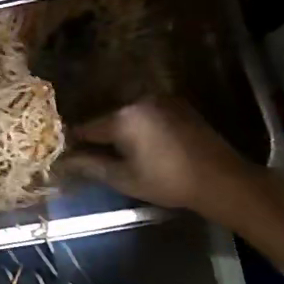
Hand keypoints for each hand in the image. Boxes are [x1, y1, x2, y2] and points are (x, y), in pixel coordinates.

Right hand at [57, 97, 273, 224]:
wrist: (220, 179)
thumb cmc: (168, 182)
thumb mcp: (124, 178)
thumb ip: (91, 165)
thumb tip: (63, 161)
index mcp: (123, 118)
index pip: (86, 128)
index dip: (74, 143)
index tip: (67, 156)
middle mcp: (139, 102)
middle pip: (107, 119)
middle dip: (98, 137)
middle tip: (94, 159)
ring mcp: (161, 100)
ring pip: (127, 116)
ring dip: (120, 132)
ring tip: (120, 154)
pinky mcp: (178, 105)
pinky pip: (147, 114)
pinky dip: (140, 127)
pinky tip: (145, 146)